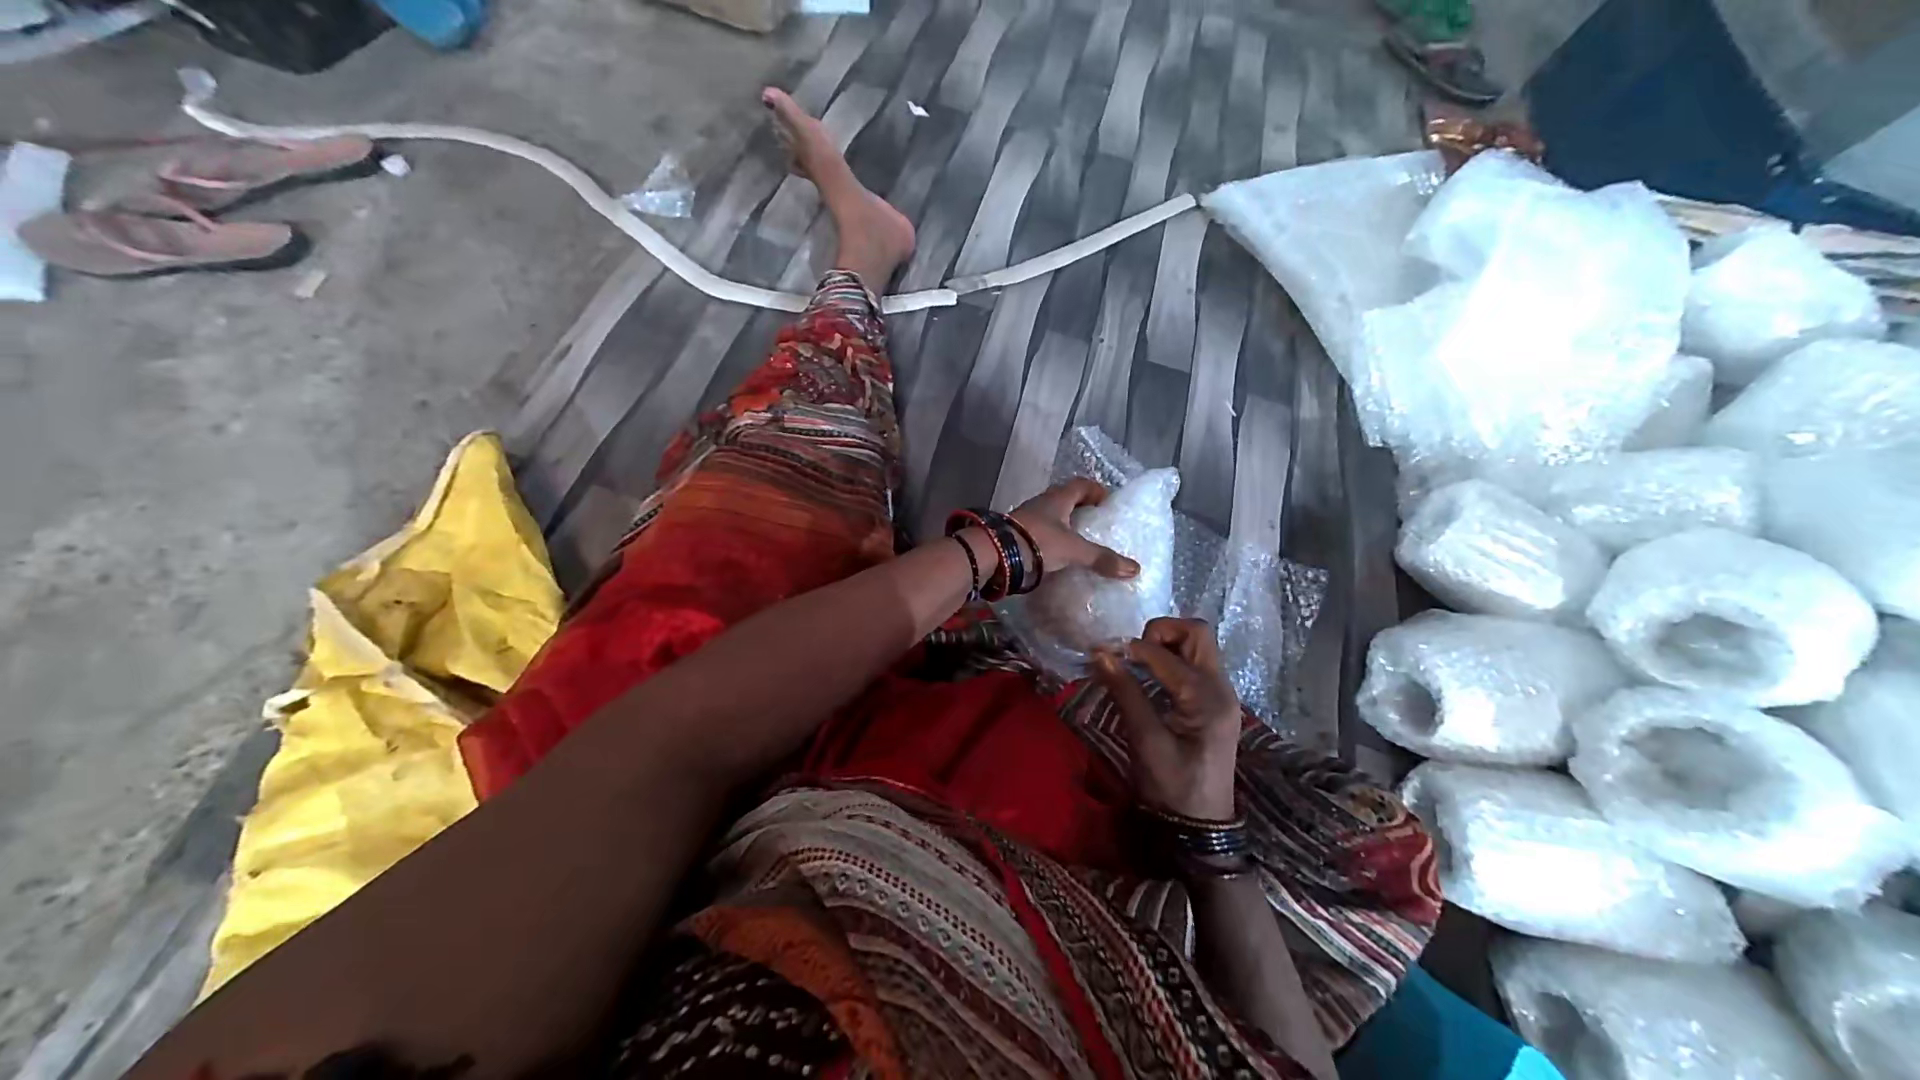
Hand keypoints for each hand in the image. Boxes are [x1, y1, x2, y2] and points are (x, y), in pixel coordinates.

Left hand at [1008, 479, 1138, 579]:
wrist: (995, 552)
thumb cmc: (1038, 541)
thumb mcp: (1074, 550)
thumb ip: (1101, 559)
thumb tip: (1134, 569)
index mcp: (1058, 498)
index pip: (1080, 484)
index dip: (1096, 490)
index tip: (1107, 502)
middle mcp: (1041, 503)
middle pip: (1065, 499)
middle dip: (1080, 508)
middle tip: (1095, 522)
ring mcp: (1025, 517)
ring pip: (1050, 515)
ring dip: (1063, 524)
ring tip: (1078, 540)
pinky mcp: (1016, 533)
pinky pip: (1038, 531)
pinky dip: (1050, 539)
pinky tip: (1056, 553)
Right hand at [1092, 618, 1241, 821]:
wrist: (1201, 826)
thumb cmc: (1172, 787)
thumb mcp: (1146, 741)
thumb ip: (1125, 693)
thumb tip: (1100, 654)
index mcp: (1206, 698)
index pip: (1164, 655)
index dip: (1131, 649)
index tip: (1101, 653)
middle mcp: (1221, 688)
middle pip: (1197, 633)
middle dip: (1160, 632)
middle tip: (1131, 652)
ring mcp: (1222, 694)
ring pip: (1199, 645)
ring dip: (1168, 643)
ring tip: (1138, 662)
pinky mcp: (1216, 702)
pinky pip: (1197, 663)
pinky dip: (1173, 658)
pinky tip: (1151, 676)